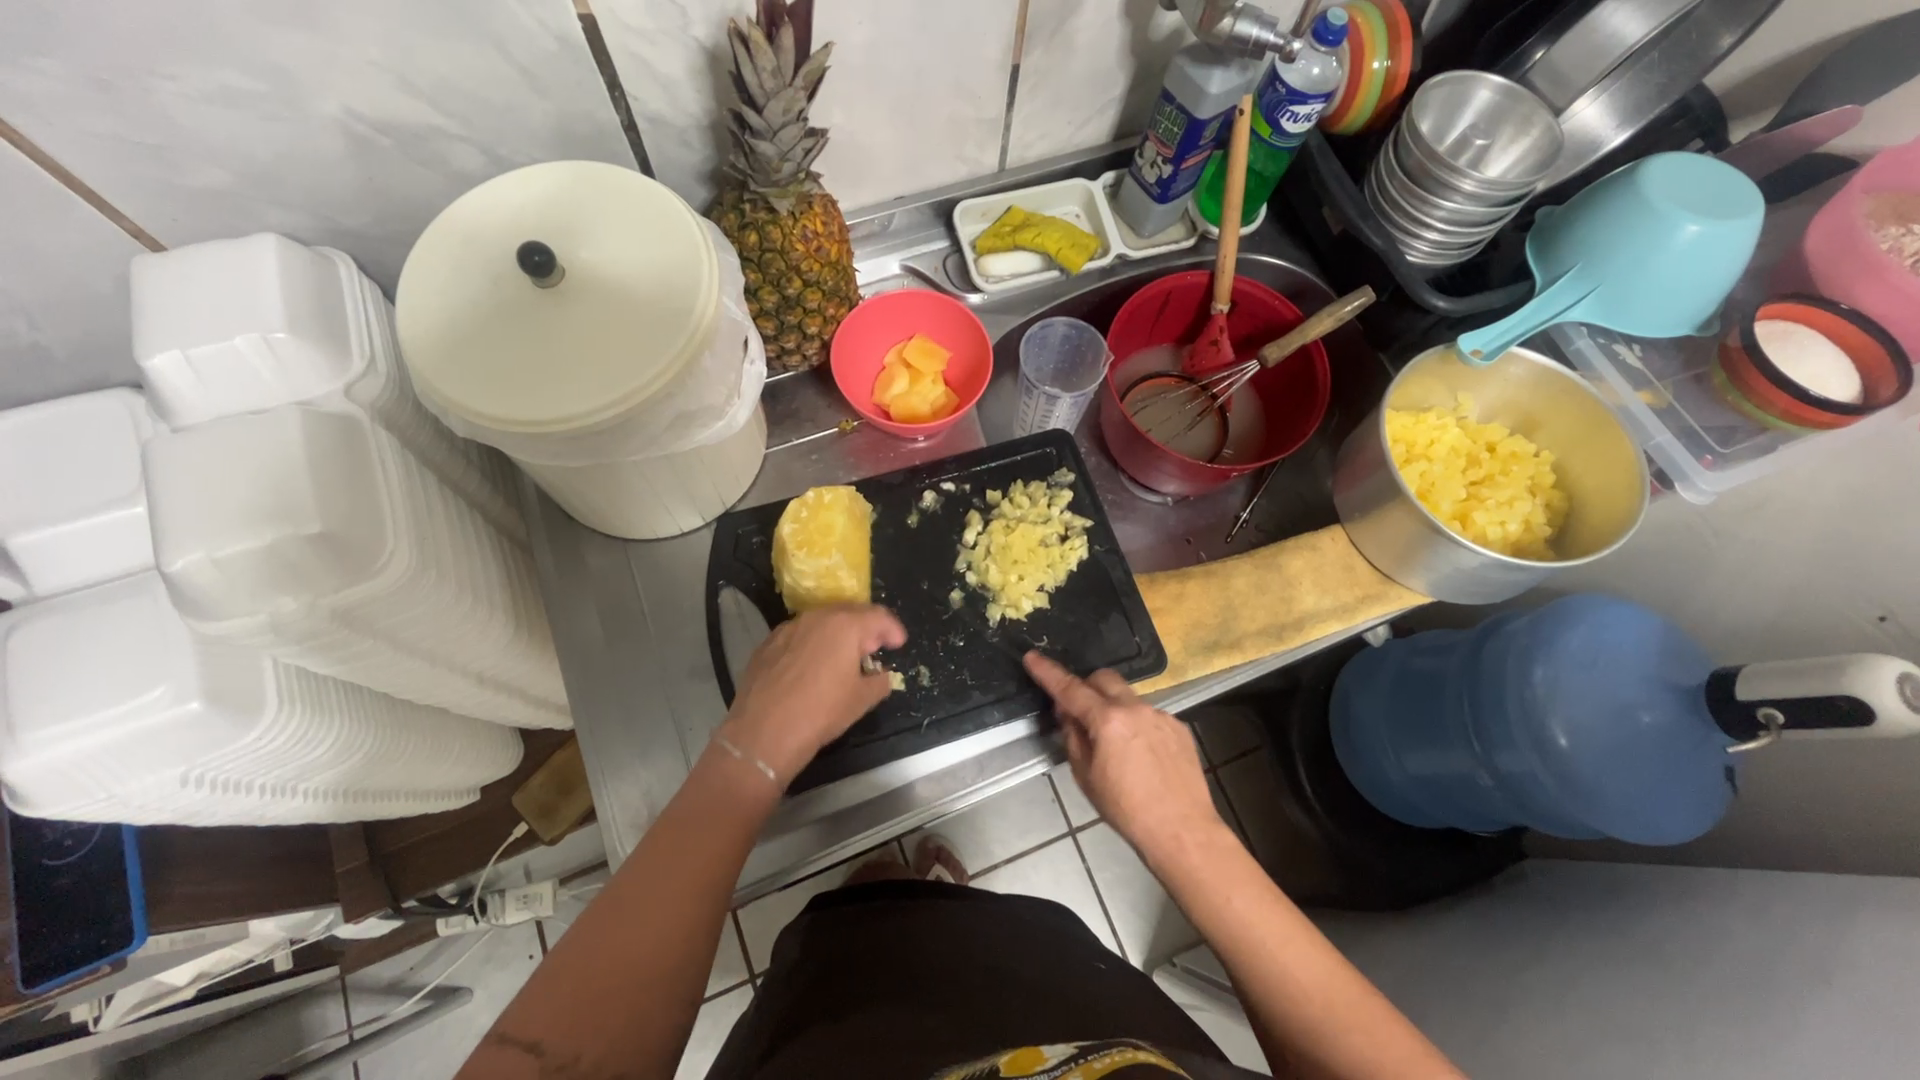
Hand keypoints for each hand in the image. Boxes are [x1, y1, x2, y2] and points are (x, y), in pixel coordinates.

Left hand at [721, 605, 906, 784]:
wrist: (763, 732)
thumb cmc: (821, 712)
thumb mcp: (862, 700)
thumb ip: (880, 681)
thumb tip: (881, 675)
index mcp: (845, 625)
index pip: (878, 616)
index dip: (893, 629)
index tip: (898, 644)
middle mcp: (816, 618)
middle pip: (849, 613)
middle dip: (865, 628)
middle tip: (873, 649)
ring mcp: (788, 629)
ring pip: (821, 623)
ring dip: (837, 635)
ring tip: (843, 658)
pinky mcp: (767, 644)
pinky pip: (799, 636)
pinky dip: (812, 644)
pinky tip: (812, 667)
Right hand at [1024, 651, 1225, 856]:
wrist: (1182, 830)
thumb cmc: (1126, 809)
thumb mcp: (1086, 777)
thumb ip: (1074, 738)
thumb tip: (1070, 716)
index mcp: (1108, 721)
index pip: (1070, 689)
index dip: (1048, 672)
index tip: (1032, 657)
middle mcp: (1136, 709)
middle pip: (1104, 678)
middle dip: (1086, 686)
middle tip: (1078, 712)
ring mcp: (1162, 716)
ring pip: (1129, 699)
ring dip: (1114, 710)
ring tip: (1115, 747)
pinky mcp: (1179, 728)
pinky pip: (1150, 716)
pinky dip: (1137, 726)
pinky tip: (1142, 757)